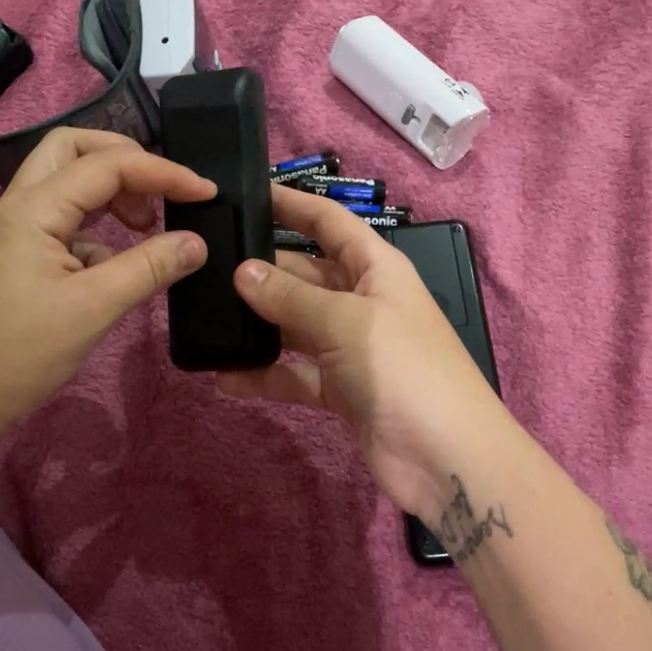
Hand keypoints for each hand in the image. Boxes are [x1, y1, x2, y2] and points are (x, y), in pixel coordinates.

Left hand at [0, 128, 215, 454]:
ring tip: (146, 225)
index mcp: (34, 209)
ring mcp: (16, 230)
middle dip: (125, 158)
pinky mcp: (19, 256)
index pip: (107, 164)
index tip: (206, 192)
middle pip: (73, 148)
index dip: (163, 172)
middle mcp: (20, 206)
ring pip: (67, 180)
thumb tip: (198, 241)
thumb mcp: (93, 310)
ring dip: (111, 189)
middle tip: (162, 190)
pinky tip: (116, 264)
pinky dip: (98, 225)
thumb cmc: (18, 355)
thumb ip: (149, 267)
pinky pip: (65, 218)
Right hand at [217, 186, 511, 516]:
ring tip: (205, 317)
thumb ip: (292, 297)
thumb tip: (242, 272)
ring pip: (295, 324)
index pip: (328, 221)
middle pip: (305, 272)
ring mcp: (351, 347)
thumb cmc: (405, 368)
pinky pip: (295, 373)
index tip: (246, 193)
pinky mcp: (341, 389)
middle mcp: (362, 299)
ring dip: (258, 323)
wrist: (447, 457)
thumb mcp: (347, 322)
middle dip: (261, 268)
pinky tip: (223, 376)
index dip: (291, 204)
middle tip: (204, 265)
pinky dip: (264, 375)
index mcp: (376, 267)